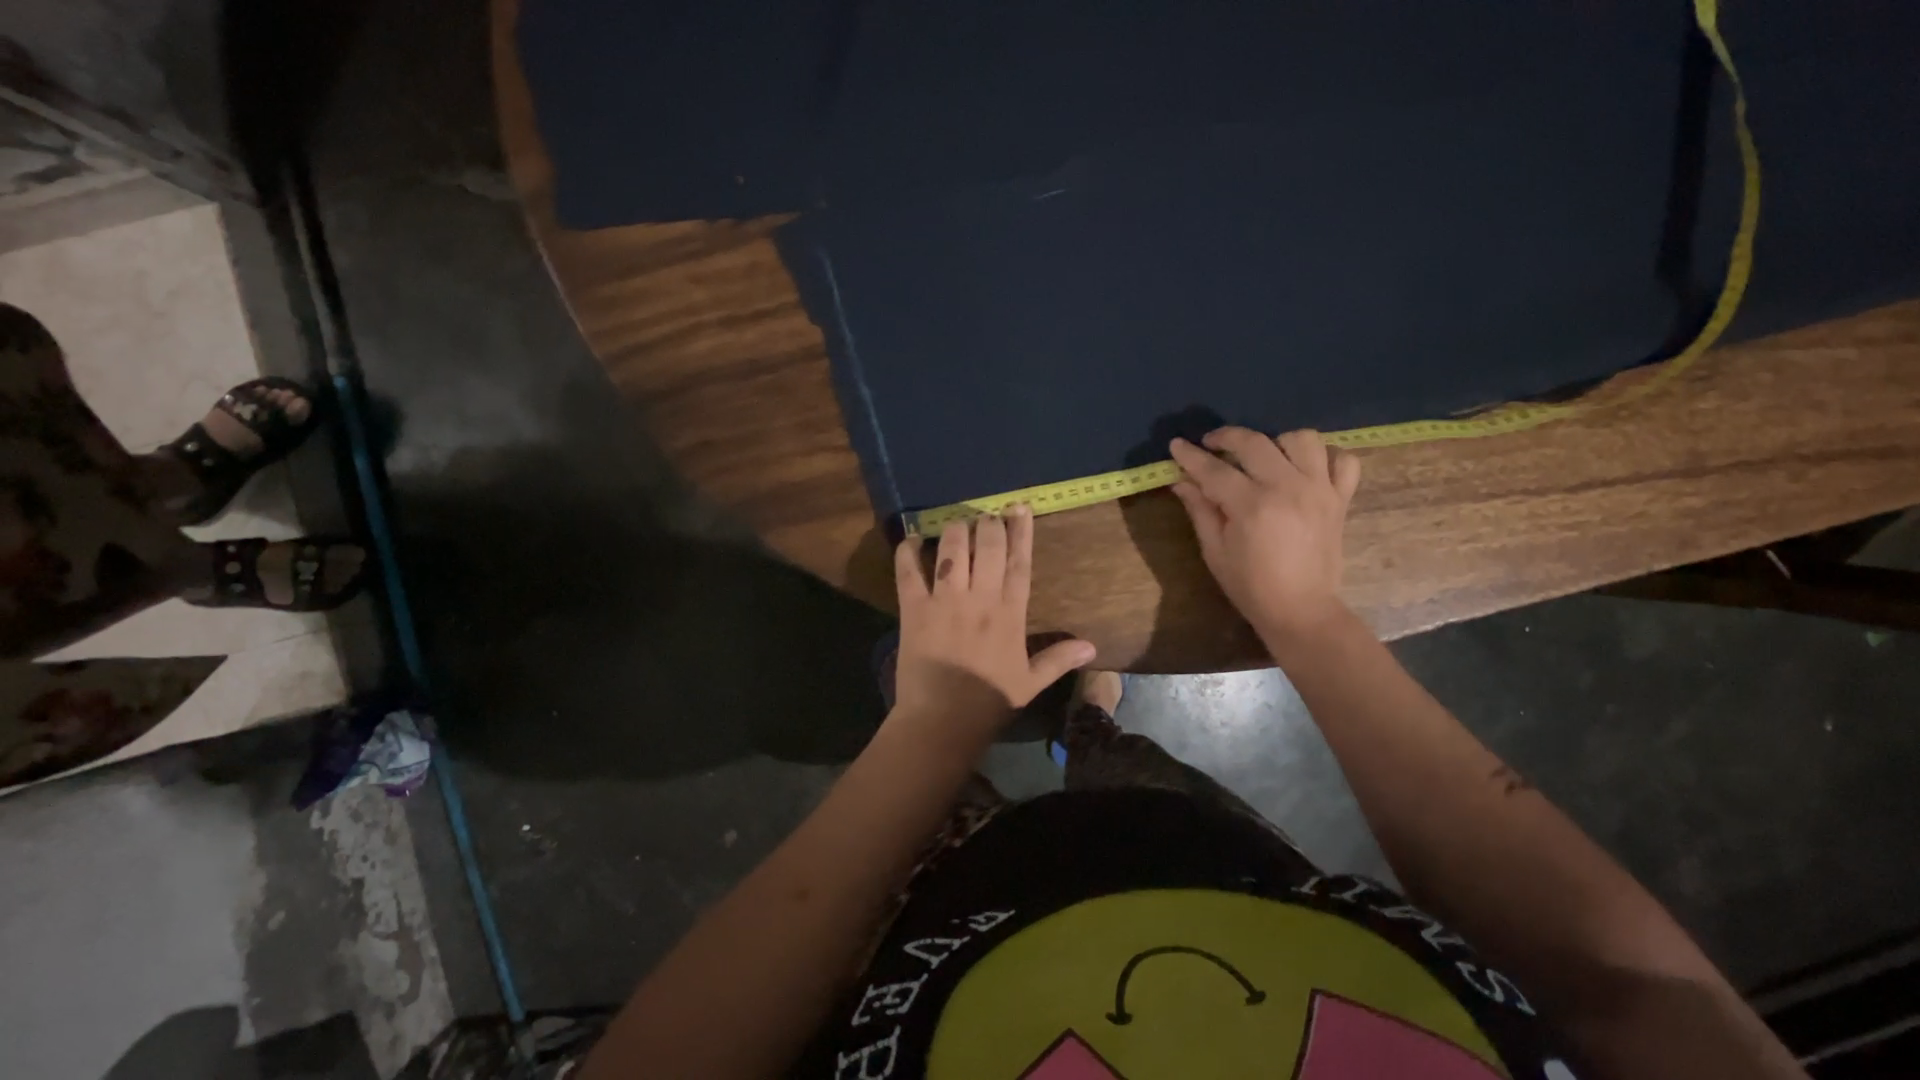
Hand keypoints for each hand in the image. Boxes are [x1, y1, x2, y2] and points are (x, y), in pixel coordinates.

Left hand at [892, 506, 1095, 731]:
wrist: (942, 720)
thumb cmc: (989, 702)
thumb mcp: (1030, 682)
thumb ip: (1059, 659)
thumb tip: (1092, 647)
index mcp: (1010, 613)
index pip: (1019, 562)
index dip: (1021, 531)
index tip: (1019, 507)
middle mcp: (979, 598)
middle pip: (986, 546)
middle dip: (987, 524)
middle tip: (985, 517)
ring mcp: (944, 601)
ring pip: (950, 549)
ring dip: (953, 531)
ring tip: (955, 525)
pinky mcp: (914, 609)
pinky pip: (908, 572)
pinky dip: (907, 552)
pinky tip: (910, 540)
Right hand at [1169, 427, 1361, 643]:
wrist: (1301, 610)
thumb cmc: (1251, 586)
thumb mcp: (1215, 551)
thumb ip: (1200, 510)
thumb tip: (1182, 481)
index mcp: (1252, 505)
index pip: (1214, 470)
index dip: (1191, 456)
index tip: (1176, 445)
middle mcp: (1288, 488)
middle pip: (1255, 442)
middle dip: (1227, 437)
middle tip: (1212, 444)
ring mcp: (1319, 490)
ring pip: (1302, 440)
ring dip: (1277, 442)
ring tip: (1265, 457)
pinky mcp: (1341, 499)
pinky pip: (1343, 461)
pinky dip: (1327, 457)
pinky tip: (1307, 468)